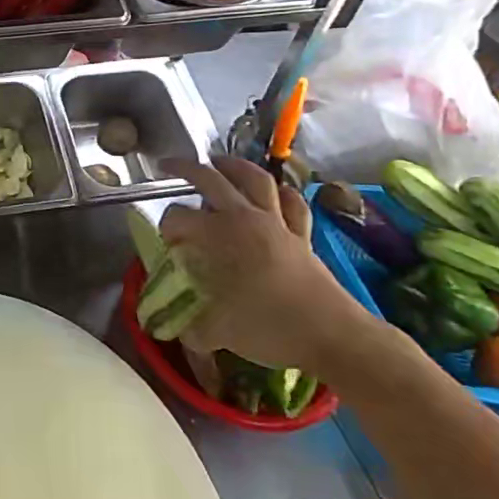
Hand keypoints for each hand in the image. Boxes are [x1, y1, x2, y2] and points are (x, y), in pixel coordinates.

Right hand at [161, 156, 383, 372]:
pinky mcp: (302, 235)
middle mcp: (247, 219)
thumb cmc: (272, 328)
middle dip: (186, 169)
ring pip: (255, 179)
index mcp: (222, 236)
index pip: (180, 218)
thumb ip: (191, 327)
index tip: (164, 244)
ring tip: (218, 162)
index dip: (166, 227)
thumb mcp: (220, 332)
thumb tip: (174, 327)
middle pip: (212, 180)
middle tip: (168, 166)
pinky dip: (281, 193)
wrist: (334, 336)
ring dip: (233, 166)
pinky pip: (292, 203)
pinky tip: (274, 193)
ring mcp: (278, 223)